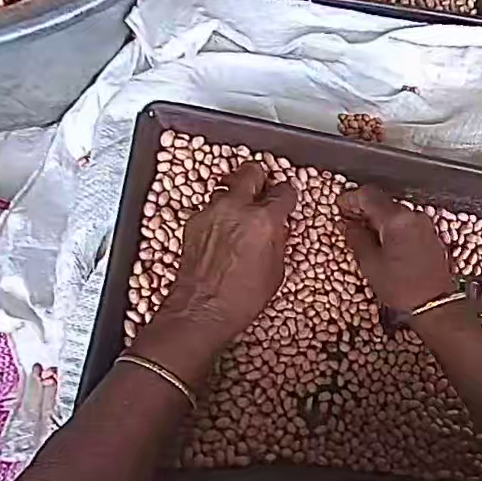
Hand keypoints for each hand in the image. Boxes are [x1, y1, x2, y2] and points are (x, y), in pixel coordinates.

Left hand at [149, 162, 296, 360]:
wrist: (202, 309)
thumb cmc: (242, 297)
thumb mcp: (276, 270)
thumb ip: (278, 239)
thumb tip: (278, 227)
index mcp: (264, 220)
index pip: (284, 192)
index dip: (288, 197)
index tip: (287, 201)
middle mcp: (236, 208)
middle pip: (251, 172)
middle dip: (261, 180)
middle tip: (265, 192)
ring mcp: (211, 211)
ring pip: (228, 187)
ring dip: (238, 196)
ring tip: (242, 215)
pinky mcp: (194, 221)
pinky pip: (212, 207)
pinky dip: (220, 214)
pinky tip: (225, 232)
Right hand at [337, 186, 456, 314]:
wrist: (435, 304)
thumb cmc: (401, 287)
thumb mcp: (371, 264)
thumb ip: (357, 238)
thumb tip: (348, 225)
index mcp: (397, 219)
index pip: (369, 196)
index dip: (351, 198)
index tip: (339, 205)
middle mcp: (413, 216)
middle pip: (384, 203)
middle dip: (364, 210)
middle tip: (347, 221)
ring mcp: (425, 226)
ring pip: (395, 214)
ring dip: (378, 220)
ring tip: (363, 234)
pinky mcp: (430, 237)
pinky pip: (406, 224)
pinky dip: (392, 228)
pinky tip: (382, 242)